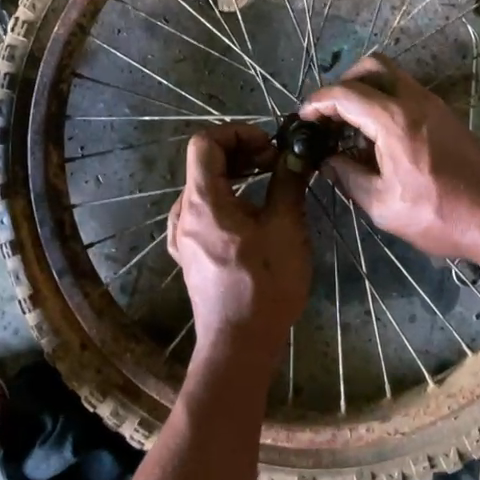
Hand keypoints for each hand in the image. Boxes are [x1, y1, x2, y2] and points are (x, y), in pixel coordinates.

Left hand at [166, 124, 311, 363]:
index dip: (238, 133)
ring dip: (235, 176)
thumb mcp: (286, 227)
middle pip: (204, 163)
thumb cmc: (264, 284)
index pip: (205, 142)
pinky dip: (227, 200)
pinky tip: (252, 216)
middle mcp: (183, 214)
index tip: (269, 147)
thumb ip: (288, 182)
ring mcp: (182, 237)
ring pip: (204, 187)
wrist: (239, 346)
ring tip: (269, 186)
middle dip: (241, 153)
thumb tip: (296, 154)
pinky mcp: (190, 256)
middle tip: (274, 164)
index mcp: (202, 201)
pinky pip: (204, 211)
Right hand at [300, 55, 479, 260]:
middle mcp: (413, 100)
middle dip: (343, 83)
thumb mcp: (383, 205)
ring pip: (391, 75)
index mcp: (394, 120)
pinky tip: (377, 137)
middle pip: (371, 67)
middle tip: (329, 115)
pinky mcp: (444, 115)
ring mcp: (432, 104)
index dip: (318, 102)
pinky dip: (384, 101)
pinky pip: (406, 92)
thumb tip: (328, 162)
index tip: (302, 117)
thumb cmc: (438, 215)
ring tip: (349, 127)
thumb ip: (349, 177)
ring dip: (366, 90)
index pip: (345, 95)